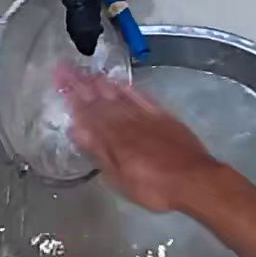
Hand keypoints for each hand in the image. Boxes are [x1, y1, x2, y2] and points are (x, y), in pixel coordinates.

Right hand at [57, 65, 223, 212]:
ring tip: (88, 72)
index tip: (60, 80)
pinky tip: (121, 83)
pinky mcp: (163, 116)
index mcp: (114, 137)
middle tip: (67, 68)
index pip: (88, 112)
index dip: (72, 95)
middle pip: (101, 99)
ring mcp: (146, 117)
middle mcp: (128, 121)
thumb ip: (99, 151)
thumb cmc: (155, 187)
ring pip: (119, 95)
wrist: (195, 181)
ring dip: (102, 83)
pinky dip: (129, 89)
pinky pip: (142, 97)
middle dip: (82, 83)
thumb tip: (76, 130)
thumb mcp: (120, 177)